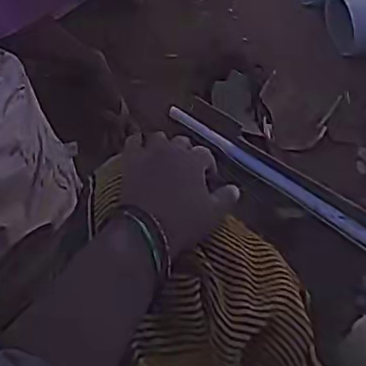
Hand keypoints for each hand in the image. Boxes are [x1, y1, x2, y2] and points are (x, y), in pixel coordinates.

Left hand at [119, 133, 238, 254]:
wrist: (146, 227)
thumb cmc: (183, 221)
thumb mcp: (213, 214)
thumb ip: (226, 198)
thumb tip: (234, 188)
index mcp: (194, 159)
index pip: (206, 154)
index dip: (209, 167)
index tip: (209, 182)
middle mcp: (172, 148)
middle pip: (182, 142)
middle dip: (187, 154)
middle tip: (187, 173)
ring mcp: (149, 150)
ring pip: (159, 138)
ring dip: (164, 147)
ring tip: (165, 162)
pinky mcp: (130, 156)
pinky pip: (134, 140)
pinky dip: (139, 143)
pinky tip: (141, 152)